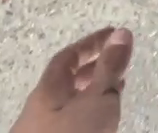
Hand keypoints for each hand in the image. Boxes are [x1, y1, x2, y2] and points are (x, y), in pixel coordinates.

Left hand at [10, 27, 133, 132]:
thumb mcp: (99, 98)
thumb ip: (110, 67)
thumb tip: (121, 33)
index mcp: (46, 92)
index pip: (66, 56)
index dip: (91, 42)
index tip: (115, 33)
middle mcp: (36, 110)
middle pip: (64, 80)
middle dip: (92, 66)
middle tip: (119, 61)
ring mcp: (38, 131)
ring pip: (66, 102)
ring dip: (91, 90)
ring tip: (116, 89)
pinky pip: (66, 120)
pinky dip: (86, 110)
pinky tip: (101, 118)